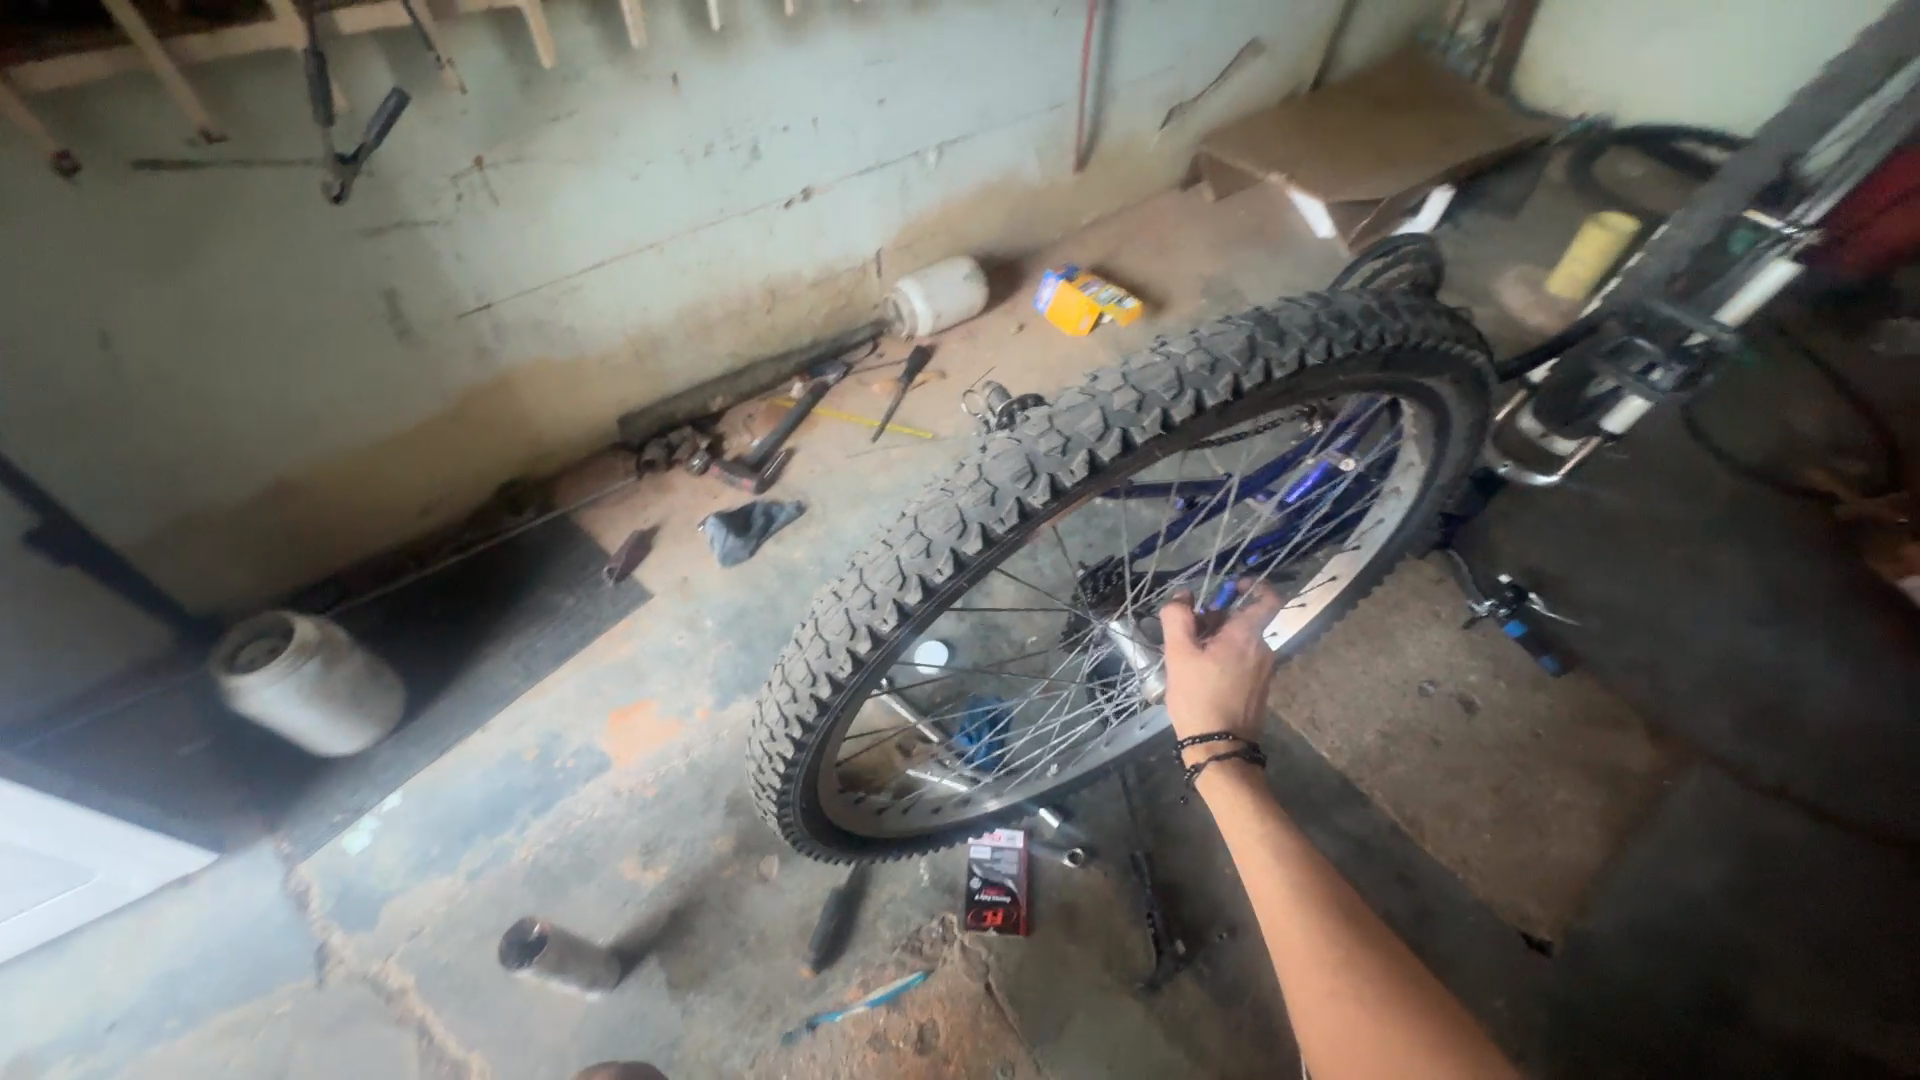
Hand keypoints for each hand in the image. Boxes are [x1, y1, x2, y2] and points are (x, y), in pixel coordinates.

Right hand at [1159, 581, 1283, 758]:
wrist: (1220, 747)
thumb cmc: (1198, 697)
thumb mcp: (1178, 654)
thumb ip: (1178, 618)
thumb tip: (1183, 596)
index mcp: (1247, 635)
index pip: (1268, 598)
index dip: (1253, 585)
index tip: (1229, 587)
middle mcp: (1263, 648)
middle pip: (1242, 619)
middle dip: (1214, 619)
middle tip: (1186, 634)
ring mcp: (1264, 670)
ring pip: (1240, 641)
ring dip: (1216, 641)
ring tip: (1188, 659)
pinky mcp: (1259, 687)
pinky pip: (1242, 660)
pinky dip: (1223, 658)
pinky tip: (1200, 676)